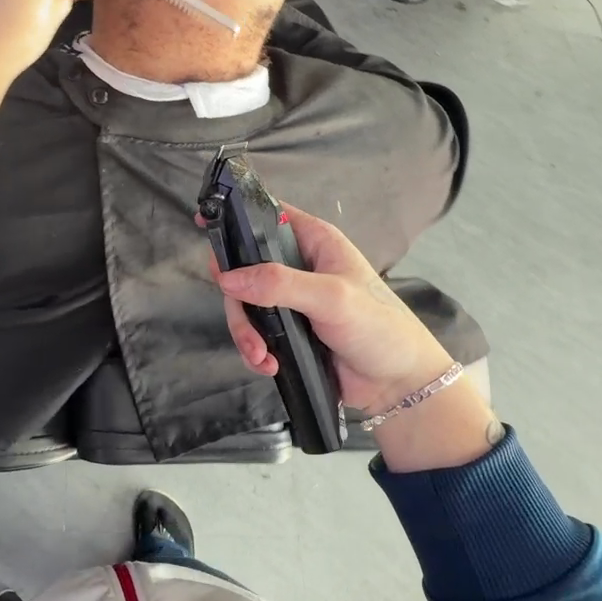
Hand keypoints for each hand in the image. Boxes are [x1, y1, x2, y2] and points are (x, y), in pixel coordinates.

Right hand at [211, 204, 457, 415]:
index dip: (234, 216)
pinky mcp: (287, 332)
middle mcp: (298, 266)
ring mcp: (290, 300)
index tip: (203, 223)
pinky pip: (255, 333)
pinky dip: (254, 350)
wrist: (398, 385)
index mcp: (314, 241)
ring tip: (261, 356)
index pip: (266, 215)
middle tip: (241, 321)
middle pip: (243, 267)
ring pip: (244, 304)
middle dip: (237, 301)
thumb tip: (228, 279)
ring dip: (246, 333)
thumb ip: (279, 283)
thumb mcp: (331, 298)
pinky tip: (268, 365)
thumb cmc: (378, 327)